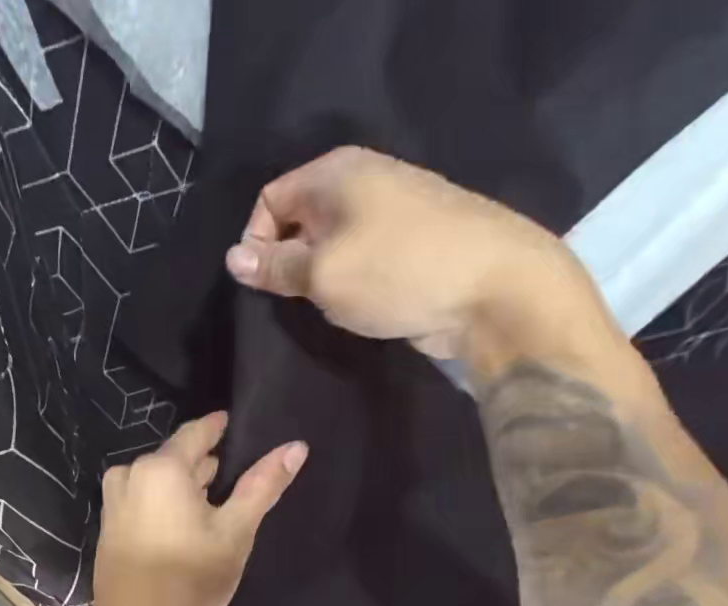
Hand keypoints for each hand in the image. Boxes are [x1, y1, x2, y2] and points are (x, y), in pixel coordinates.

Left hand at [80, 411, 306, 605]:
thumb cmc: (190, 581)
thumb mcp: (235, 532)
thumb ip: (263, 485)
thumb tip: (296, 445)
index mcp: (161, 467)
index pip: (197, 432)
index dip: (221, 429)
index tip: (241, 428)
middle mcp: (131, 473)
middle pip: (177, 456)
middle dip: (207, 463)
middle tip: (242, 478)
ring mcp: (115, 500)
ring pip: (160, 479)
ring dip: (188, 485)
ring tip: (220, 503)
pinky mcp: (111, 524)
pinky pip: (145, 498)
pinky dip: (168, 502)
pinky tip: (190, 525)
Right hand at [225, 146, 625, 379]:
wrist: (494, 290)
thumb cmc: (397, 271)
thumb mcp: (324, 272)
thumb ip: (275, 267)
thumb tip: (233, 258)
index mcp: (336, 172)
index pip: (270, 200)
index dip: (256, 242)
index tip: (263, 285)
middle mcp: (363, 182)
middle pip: (301, 222)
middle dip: (289, 264)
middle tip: (295, 302)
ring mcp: (393, 215)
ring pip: (333, 247)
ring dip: (322, 281)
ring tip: (329, 309)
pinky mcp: (412, 248)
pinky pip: (363, 263)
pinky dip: (352, 287)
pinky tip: (359, 310)